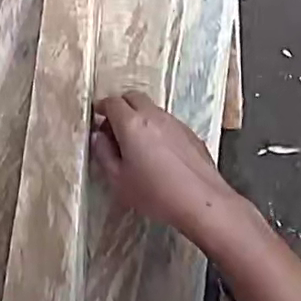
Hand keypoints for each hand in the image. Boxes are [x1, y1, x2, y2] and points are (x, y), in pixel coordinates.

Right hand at [90, 91, 245, 240]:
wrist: (204, 203)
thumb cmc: (154, 193)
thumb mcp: (117, 178)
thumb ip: (103, 153)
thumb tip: (99, 137)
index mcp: (131, 124)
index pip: (112, 102)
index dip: (101, 107)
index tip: (96, 118)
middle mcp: (154, 117)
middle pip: (133, 97)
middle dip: (121, 106)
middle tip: (114, 127)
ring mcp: (176, 124)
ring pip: (152, 109)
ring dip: (139, 117)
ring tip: (136, 143)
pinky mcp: (192, 135)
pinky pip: (167, 123)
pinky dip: (156, 128)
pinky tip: (159, 153)